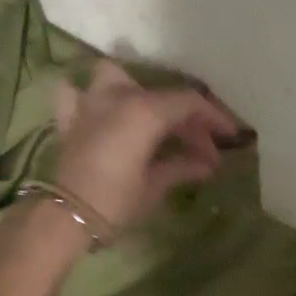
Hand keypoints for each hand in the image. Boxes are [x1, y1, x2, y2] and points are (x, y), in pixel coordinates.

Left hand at [52, 61, 236, 229]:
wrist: (65, 218)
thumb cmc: (116, 203)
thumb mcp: (155, 186)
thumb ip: (182, 167)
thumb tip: (208, 164)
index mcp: (145, 110)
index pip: (190, 103)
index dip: (214, 119)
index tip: (230, 139)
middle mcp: (118, 96)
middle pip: (162, 96)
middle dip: (187, 120)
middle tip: (202, 150)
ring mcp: (90, 104)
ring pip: (116, 78)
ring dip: (137, 92)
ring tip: (151, 118)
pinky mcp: (69, 120)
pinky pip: (74, 93)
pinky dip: (87, 96)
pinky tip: (98, 111)